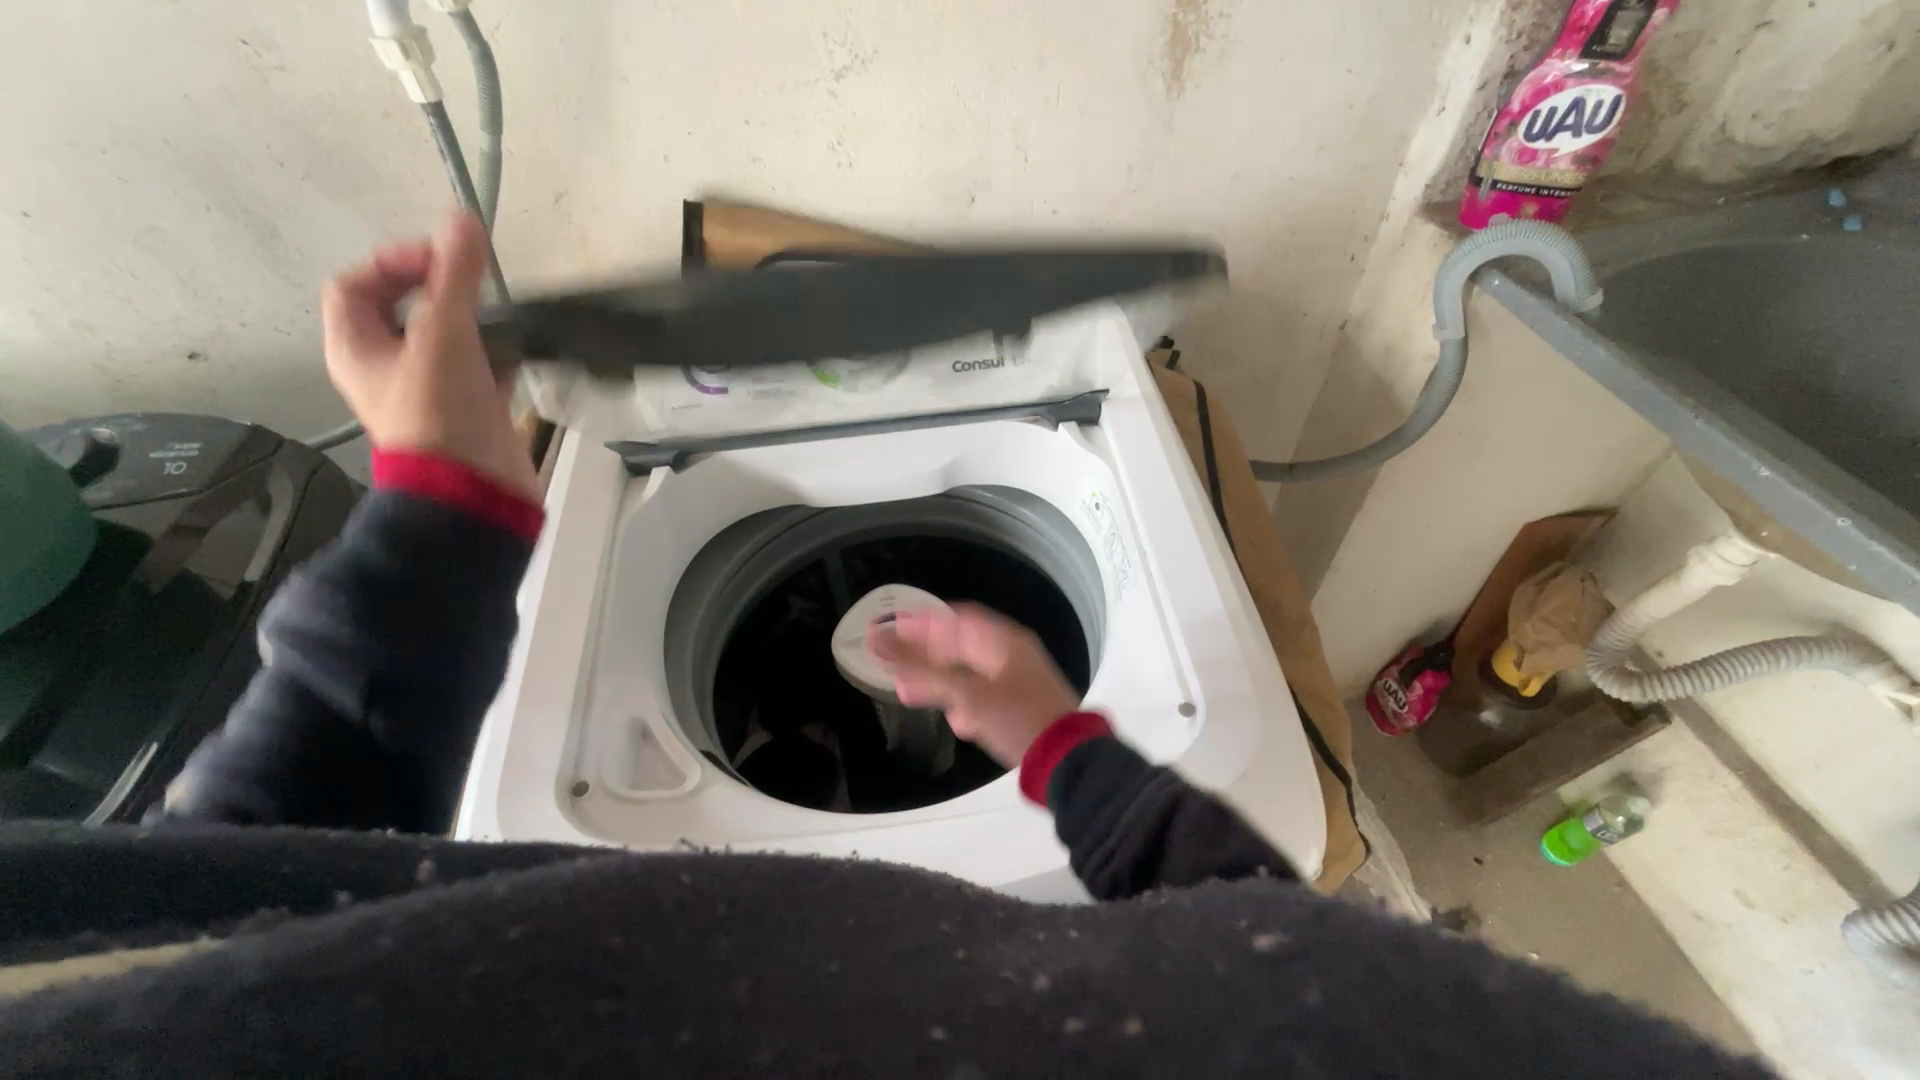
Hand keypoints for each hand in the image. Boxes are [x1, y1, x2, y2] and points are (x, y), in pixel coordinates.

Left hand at [320, 210, 535, 499]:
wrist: (476, 489)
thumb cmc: (443, 414)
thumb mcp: (445, 336)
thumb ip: (455, 278)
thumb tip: (463, 221)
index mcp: (356, 347)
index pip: (355, 284)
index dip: (392, 263)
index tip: (438, 264)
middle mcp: (384, 366)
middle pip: (401, 308)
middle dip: (435, 289)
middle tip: (469, 284)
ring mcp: (427, 389)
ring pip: (442, 338)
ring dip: (469, 320)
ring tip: (497, 316)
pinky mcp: (465, 408)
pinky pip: (475, 367)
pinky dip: (494, 353)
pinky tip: (517, 349)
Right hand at [867, 603, 1081, 766]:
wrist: (1066, 759)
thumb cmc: (1017, 718)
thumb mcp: (967, 694)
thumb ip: (922, 670)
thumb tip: (878, 643)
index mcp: (1003, 641)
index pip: (957, 619)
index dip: (923, 620)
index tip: (893, 626)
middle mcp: (1011, 655)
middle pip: (961, 646)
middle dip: (926, 654)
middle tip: (892, 659)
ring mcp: (1018, 682)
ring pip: (971, 674)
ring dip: (942, 682)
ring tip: (909, 691)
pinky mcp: (1020, 708)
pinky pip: (984, 697)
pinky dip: (964, 703)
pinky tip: (955, 720)